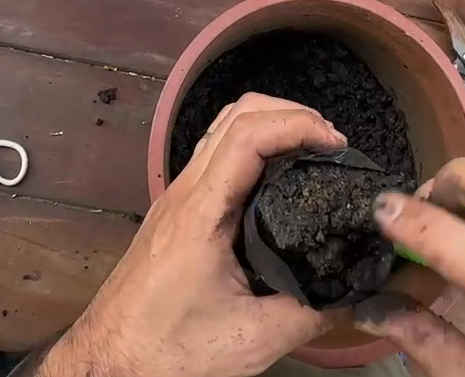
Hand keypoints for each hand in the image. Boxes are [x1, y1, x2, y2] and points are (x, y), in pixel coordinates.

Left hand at [32, 93, 346, 376]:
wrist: (106, 363)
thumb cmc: (170, 351)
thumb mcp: (250, 340)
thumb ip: (309, 314)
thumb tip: (357, 292)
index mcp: (202, 211)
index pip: (248, 136)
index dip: (296, 125)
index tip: (336, 143)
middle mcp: (187, 188)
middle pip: (237, 114)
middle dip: (290, 113)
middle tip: (332, 141)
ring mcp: (178, 192)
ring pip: (224, 125)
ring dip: (270, 121)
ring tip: (313, 146)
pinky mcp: (177, 205)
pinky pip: (217, 150)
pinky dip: (253, 141)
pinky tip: (278, 170)